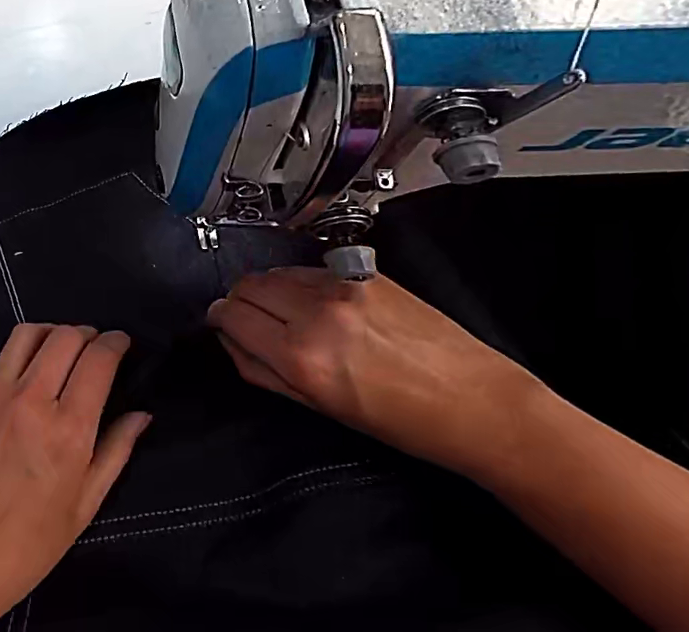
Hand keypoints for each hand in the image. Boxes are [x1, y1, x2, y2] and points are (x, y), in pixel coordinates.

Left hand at [0, 324, 151, 631]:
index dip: (117, 341)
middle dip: (90, 334)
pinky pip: (3, 357)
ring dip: (55, 333)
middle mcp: (32, 403)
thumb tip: (140, 416)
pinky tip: (30, 377)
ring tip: (63, 350)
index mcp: (68, 431)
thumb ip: (117, 451)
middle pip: (68, 335)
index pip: (99, 357)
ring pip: (31, 332)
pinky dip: (25, 354)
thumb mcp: (84, 506)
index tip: (121, 343)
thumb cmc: (21, 546)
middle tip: (96, 349)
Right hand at [206, 268, 539, 478]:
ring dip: (266, 288)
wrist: (471, 397)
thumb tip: (232, 341)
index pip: (234, 316)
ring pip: (277, 271)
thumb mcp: (323, 409)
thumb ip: (266, 372)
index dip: (219, 318)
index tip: (217, 322)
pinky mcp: (363, 271)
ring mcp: (342, 284)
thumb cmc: (402, 420)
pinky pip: (310, 268)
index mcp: (303, 357)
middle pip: (250, 285)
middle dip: (237, 300)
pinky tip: (311, 302)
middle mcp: (317, 312)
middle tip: (242, 318)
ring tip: (279, 312)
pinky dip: (297, 281)